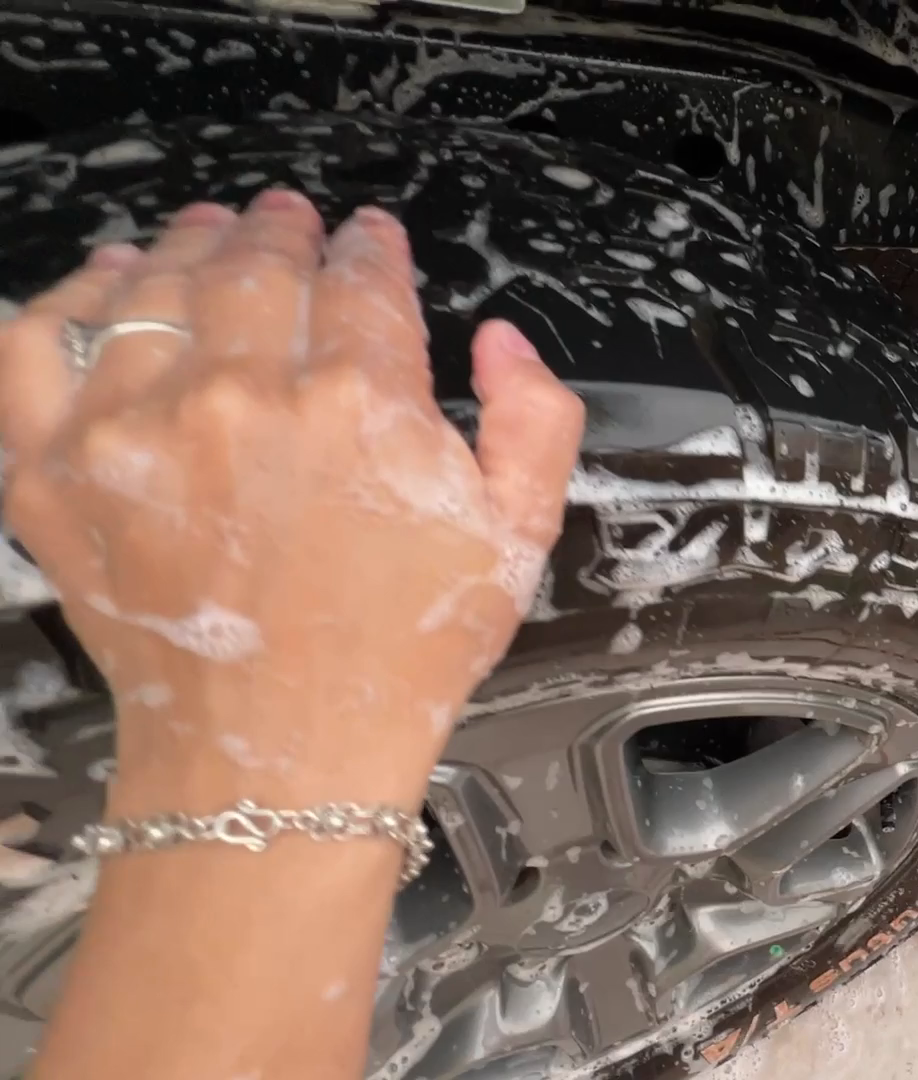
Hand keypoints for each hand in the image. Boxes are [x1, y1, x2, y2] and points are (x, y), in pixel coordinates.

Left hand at [0, 191, 584, 815]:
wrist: (293, 735)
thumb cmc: (424, 631)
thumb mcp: (527, 528)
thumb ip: (538, 420)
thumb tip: (499, 340)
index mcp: (366, 408)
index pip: (363, 287)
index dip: (373, 248)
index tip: (375, 232)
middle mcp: (242, 397)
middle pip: (256, 270)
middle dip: (283, 231)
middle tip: (294, 213)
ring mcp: (132, 429)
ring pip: (149, 287)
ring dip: (189, 243)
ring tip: (213, 226)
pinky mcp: (52, 472)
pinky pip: (32, 342)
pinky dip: (67, 293)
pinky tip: (108, 278)